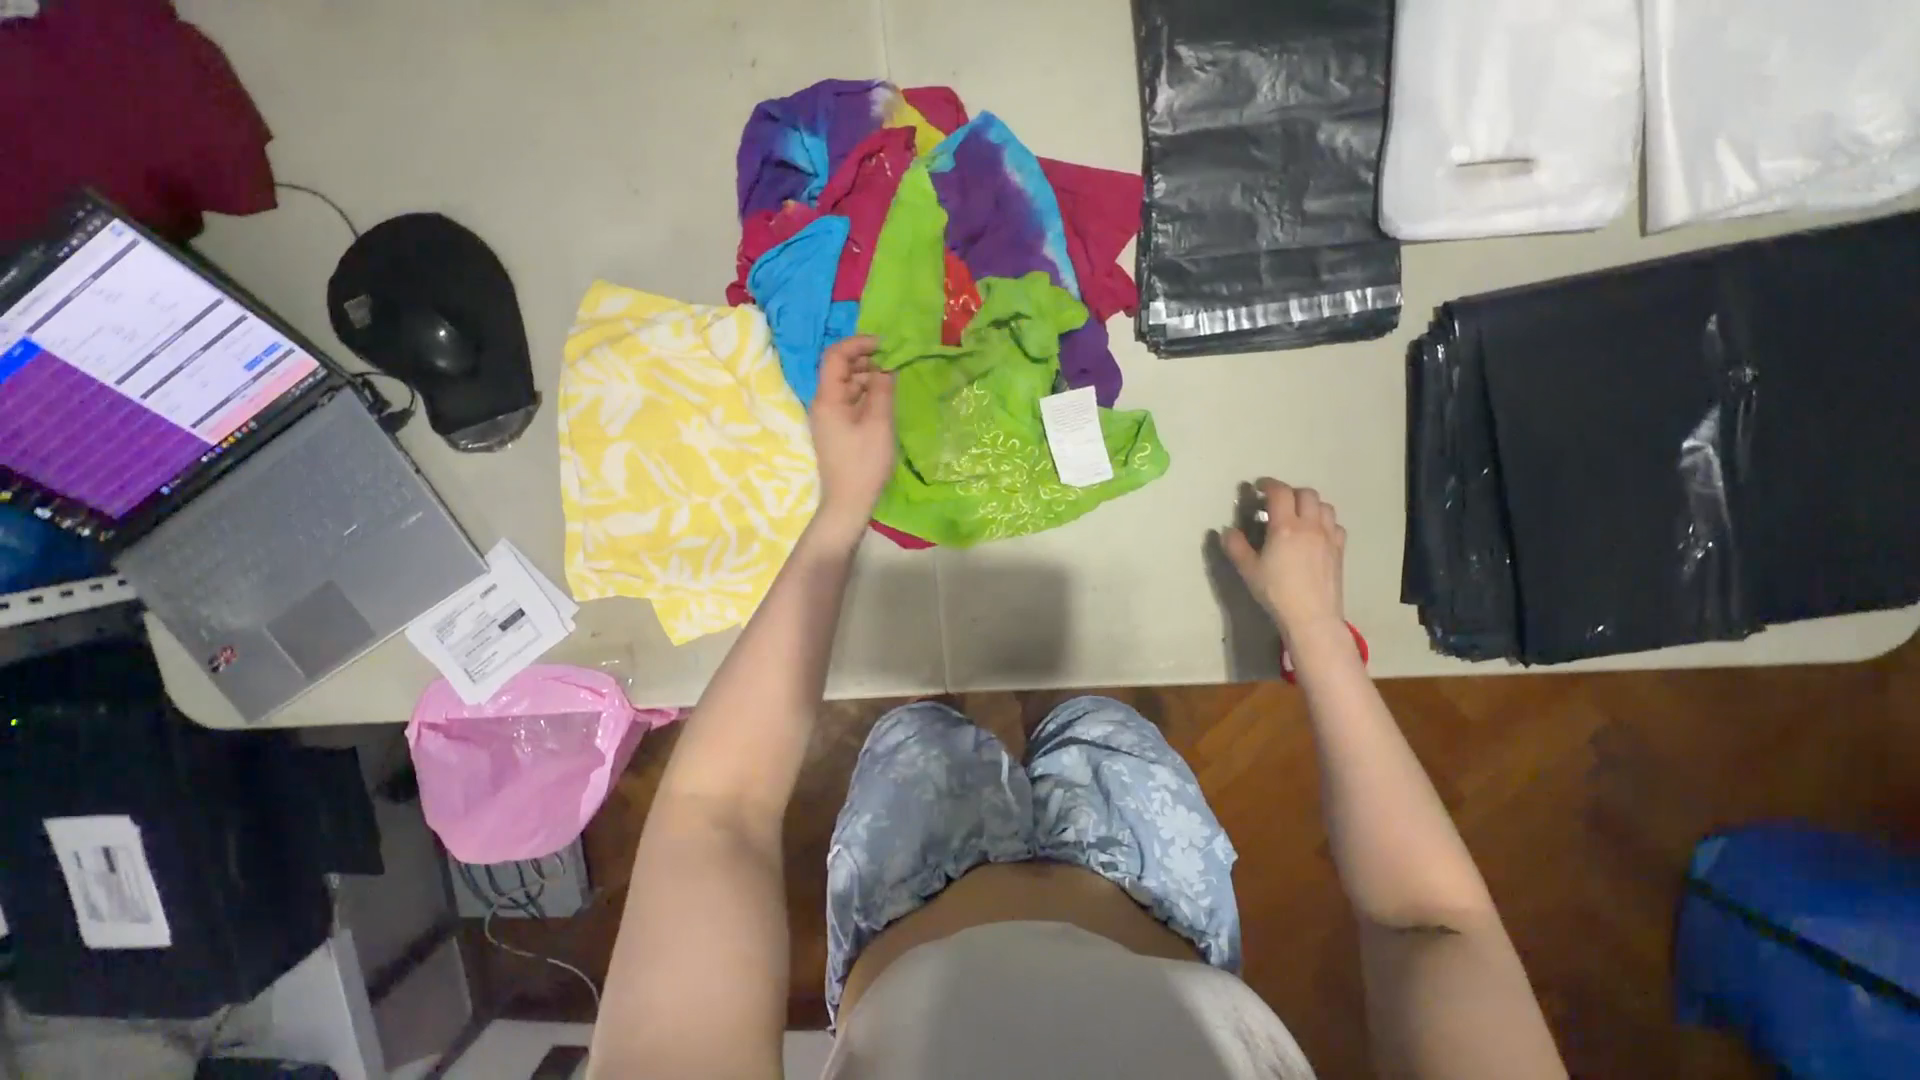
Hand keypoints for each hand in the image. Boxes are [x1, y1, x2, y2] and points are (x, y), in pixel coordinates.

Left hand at [808, 336, 895, 540]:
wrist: (848, 503)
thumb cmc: (864, 464)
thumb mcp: (879, 423)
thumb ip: (883, 389)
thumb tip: (886, 366)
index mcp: (827, 398)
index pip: (835, 355)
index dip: (858, 344)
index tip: (885, 344)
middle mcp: (822, 403)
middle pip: (839, 369)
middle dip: (866, 360)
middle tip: (894, 364)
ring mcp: (828, 417)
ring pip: (846, 385)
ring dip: (868, 378)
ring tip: (892, 383)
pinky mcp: (836, 430)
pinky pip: (849, 402)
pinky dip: (866, 395)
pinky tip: (884, 401)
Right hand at [1222, 479, 1346, 646]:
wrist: (1312, 616)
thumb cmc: (1276, 592)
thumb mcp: (1248, 570)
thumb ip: (1236, 546)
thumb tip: (1227, 530)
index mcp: (1285, 526)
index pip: (1280, 492)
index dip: (1269, 484)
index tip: (1259, 487)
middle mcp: (1310, 525)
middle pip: (1306, 493)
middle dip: (1290, 492)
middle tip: (1277, 502)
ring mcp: (1328, 537)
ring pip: (1324, 506)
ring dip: (1310, 504)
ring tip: (1298, 514)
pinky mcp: (1339, 550)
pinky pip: (1335, 524)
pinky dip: (1325, 521)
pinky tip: (1316, 533)